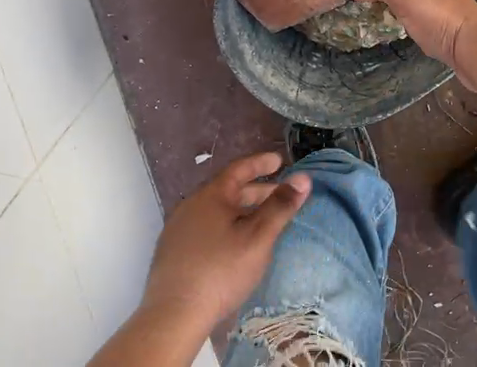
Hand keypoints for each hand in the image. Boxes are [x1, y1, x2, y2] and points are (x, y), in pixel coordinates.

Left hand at [139, 152, 309, 329]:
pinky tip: (233, 245)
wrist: (173, 316)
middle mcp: (191, 205)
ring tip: (261, 222)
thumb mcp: (257, 237)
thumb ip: (280, 206)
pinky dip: (225, 227)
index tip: (280, 161)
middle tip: (279, 195)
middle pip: (228, 190)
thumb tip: (303, 178)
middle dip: (256, 191)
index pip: (240, 169)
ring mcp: (178, 229)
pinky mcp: (173, 252)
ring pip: (216, 211)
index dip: (261, 163)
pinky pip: (205, 228)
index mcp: (211, 195)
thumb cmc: (220, 270)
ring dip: (241, 211)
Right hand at [351, 0, 476, 84]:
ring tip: (399, 31)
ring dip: (411, 20)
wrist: (475, 52)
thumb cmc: (440, 20)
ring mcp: (457, 13)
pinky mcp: (460, 34)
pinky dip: (424, 33)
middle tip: (381, 19)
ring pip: (425, 13)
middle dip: (398, 5)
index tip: (370, 3)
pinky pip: (435, 29)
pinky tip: (421, 42)